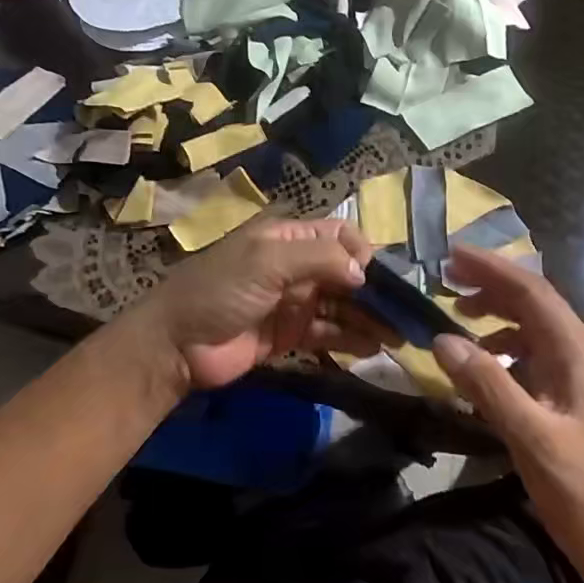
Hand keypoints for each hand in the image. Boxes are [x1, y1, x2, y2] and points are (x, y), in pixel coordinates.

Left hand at [119, 218, 388, 391]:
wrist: (176, 344)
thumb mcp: (265, 261)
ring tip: (399, 335)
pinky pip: (327, 332)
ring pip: (340, 304)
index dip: (363, 252)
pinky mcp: (287, 335)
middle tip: (407, 315)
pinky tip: (373, 347)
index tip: (382, 279)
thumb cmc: (219, 291)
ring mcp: (290, 302)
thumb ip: (318, 258)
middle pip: (345, 272)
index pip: (337, 234)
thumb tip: (364, 271)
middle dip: (375, 290)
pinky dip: (350, 338)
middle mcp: (291, 267)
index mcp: (284, 238)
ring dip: (369, 317)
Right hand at [430, 246, 583, 569]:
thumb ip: (485, 383)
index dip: (492, 269)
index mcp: (580, 357)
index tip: (451, 254)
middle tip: (445, 277)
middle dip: (490, 284)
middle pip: (535, 303)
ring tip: (455, 312)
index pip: (534, 294)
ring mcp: (578, 379)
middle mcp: (583, 358)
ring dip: (494, 312)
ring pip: (533, 327)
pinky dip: (500, 345)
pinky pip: (531, 354)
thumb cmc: (582, 489)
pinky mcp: (569, 399)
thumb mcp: (529, 435)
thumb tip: (440, 338)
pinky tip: (479, 360)